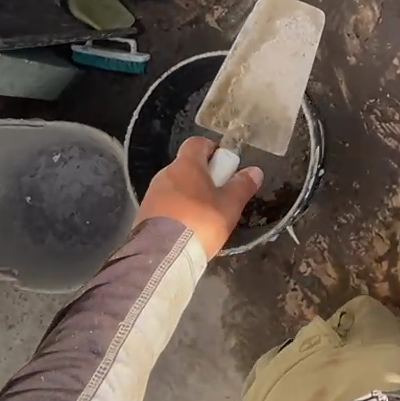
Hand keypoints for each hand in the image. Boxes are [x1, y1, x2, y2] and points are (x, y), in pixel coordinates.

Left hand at [137, 136, 263, 257]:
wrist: (161, 257)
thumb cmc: (200, 222)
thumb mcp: (229, 206)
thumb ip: (242, 186)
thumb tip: (255, 171)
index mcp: (186, 165)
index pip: (197, 143)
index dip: (211, 150)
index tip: (223, 167)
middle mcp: (165, 174)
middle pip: (186, 167)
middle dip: (202, 178)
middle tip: (217, 197)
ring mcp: (151, 195)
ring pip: (174, 187)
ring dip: (188, 196)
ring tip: (202, 218)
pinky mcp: (143, 216)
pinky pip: (164, 206)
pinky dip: (176, 213)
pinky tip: (185, 231)